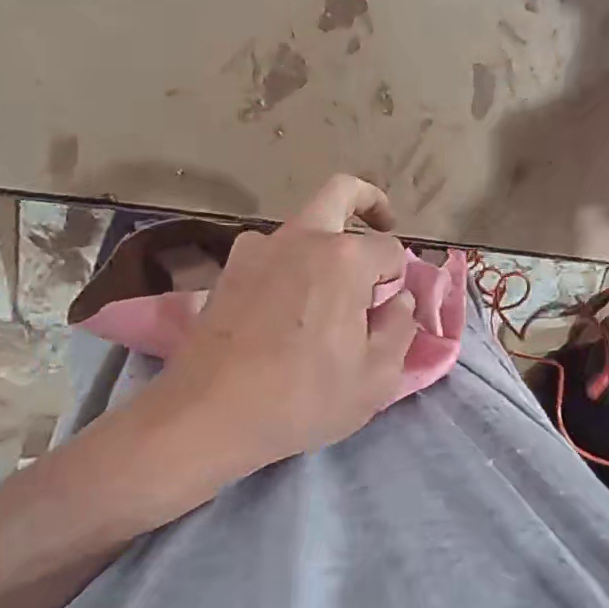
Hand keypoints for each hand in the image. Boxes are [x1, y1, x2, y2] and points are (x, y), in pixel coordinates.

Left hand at [135, 175, 419, 483]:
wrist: (209, 414)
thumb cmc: (303, 398)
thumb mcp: (375, 377)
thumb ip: (400, 327)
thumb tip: (400, 299)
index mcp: (343, 258)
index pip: (389, 248)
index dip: (400, 275)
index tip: (395, 304)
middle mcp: (299, 238)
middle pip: (341, 193)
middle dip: (369, 203)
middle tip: (382, 226)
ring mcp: (256, 249)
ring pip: (301, 226)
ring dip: (324, 243)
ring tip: (328, 295)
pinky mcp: (228, 270)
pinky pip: (270, 253)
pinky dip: (290, 265)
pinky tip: (287, 310)